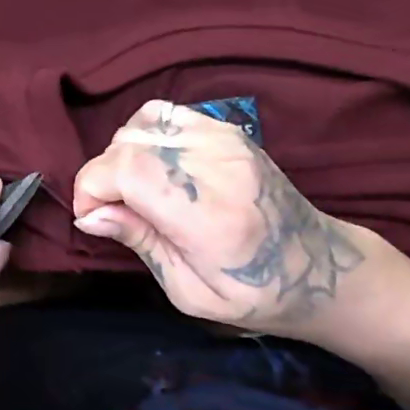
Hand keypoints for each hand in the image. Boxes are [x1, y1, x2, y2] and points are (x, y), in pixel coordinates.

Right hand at [72, 100, 371, 340]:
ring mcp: (225, 141)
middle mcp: (218, 167)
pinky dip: (143, 136)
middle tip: (112, 210)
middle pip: (127, 146)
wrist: (321, 268)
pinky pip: (162, 114)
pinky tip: (151, 165)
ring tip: (132, 190)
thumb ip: (140, 242)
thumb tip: (88, 215)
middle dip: (102, 176)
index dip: (91, 187)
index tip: (91, 217)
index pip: (127, 171)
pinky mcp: (227, 130)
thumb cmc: (255, 295)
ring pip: (138, 126)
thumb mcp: (189, 292)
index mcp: (210, 217)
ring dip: (120, 157)